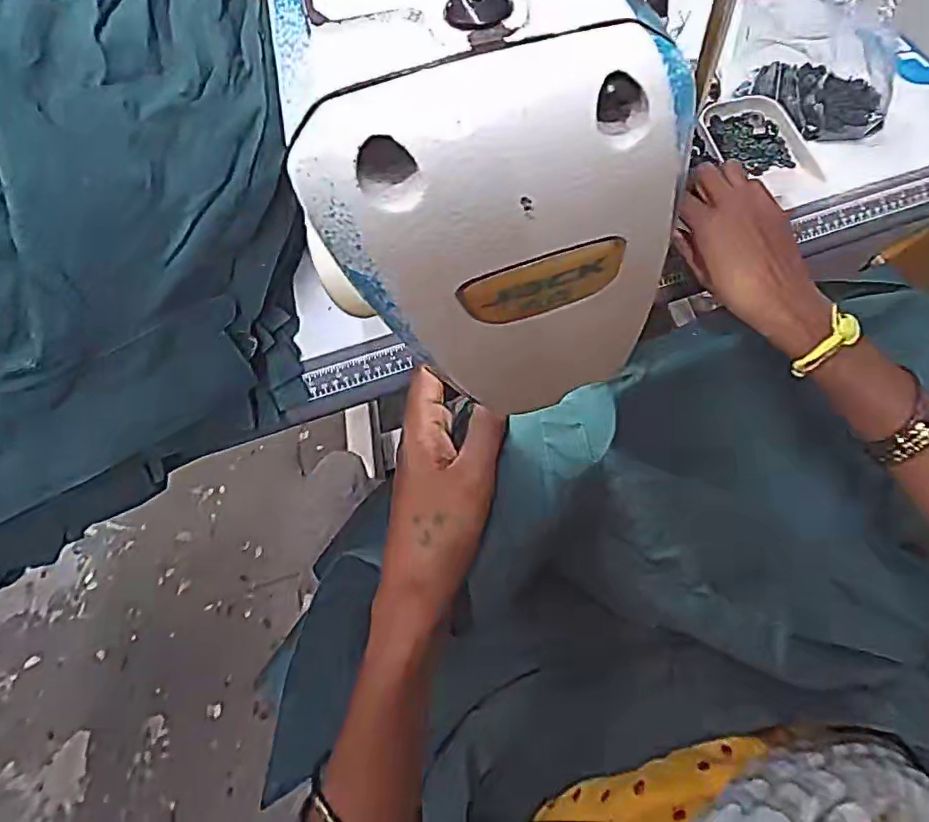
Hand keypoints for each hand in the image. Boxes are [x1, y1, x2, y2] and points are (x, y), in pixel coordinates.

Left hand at [374, 367, 506, 639]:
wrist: (418, 594)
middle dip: (469, 372)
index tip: (484, 335)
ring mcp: (427, 461)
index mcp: (418, 431)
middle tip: (507, 358)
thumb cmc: (441, 535)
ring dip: (475, 401)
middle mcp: (418, 440)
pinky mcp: (437, 482)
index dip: (451, 350)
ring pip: (451, 417)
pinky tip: (500, 430)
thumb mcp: (473, 476)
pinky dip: (477, 429)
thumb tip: (502, 383)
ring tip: (509, 385)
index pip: (427, 373)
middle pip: (439, 392)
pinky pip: (457, 440)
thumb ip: (488, 427)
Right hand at [674, 160, 830, 355]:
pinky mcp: (774, 205)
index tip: (676, 208)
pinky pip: (754, 183)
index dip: (676, 201)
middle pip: (705, 171)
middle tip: (696, 194)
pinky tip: (742, 205)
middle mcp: (731, 204)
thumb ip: (688, 248)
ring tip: (719, 194)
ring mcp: (755, 201)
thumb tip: (681, 235)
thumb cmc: (747, 294)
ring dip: (722, 177)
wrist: (783, 299)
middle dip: (697, 181)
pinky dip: (745, 188)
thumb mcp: (704, 275)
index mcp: (707, 222)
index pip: (682, 195)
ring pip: (731, 167)